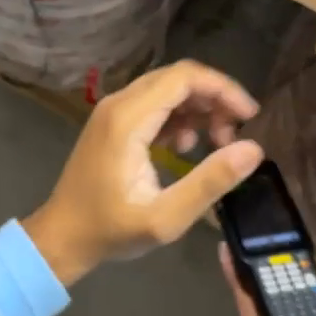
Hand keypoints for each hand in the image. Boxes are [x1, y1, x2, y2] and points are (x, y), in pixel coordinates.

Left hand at [23, 60, 263, 286]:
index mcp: (129, 119)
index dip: (223, 89)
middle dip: (214, 99)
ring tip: (218, 144)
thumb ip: (210, 181)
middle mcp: (119, 104)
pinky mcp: (113, 122)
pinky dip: (179, 117)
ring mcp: (113, 111)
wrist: (61, 238)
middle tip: (235, 135)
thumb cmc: (111, 230)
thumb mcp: (166, 217)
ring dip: (198, 108)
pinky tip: (186, 148)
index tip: (250, 116)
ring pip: (167, 89)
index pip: (185, 77)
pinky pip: (154, 104)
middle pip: (177, 78)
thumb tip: (253, 149)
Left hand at [219, 243, 315, 315]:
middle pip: (248, 290)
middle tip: (257, 244)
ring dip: (264, 279)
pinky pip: (275, 309)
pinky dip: (278, 294)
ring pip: (261, 298)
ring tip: (275, 258)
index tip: (226, 242)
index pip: (237, 287)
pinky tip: (291, 286)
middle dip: (249, 267)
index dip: (231, 265)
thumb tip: (252, 277)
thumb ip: (265, 308)